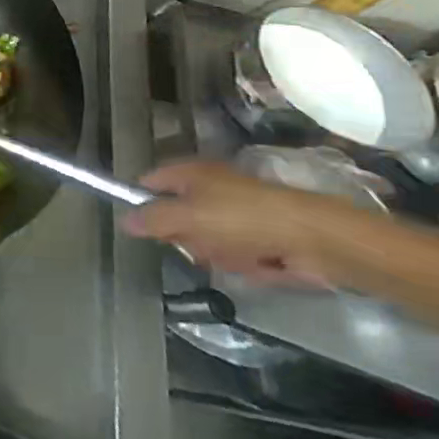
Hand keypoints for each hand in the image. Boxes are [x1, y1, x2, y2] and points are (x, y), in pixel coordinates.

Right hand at [121, 161, 378, 287]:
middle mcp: (209, 189)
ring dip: (217, 253)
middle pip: (177, 217)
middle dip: (187, 237)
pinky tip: (257, 264)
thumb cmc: (241, 218)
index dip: (141, 202)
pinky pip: (235, 254)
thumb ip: (152, 219)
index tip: (142, 227)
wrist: (314, 239)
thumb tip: (124, 221)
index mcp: (190, 174)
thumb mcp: (187, 217)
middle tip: (197, 244)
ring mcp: (236, 215)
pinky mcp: (259, 239)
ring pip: (206, 240)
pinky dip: (244, 262)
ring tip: (236, 255)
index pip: (150, 183)